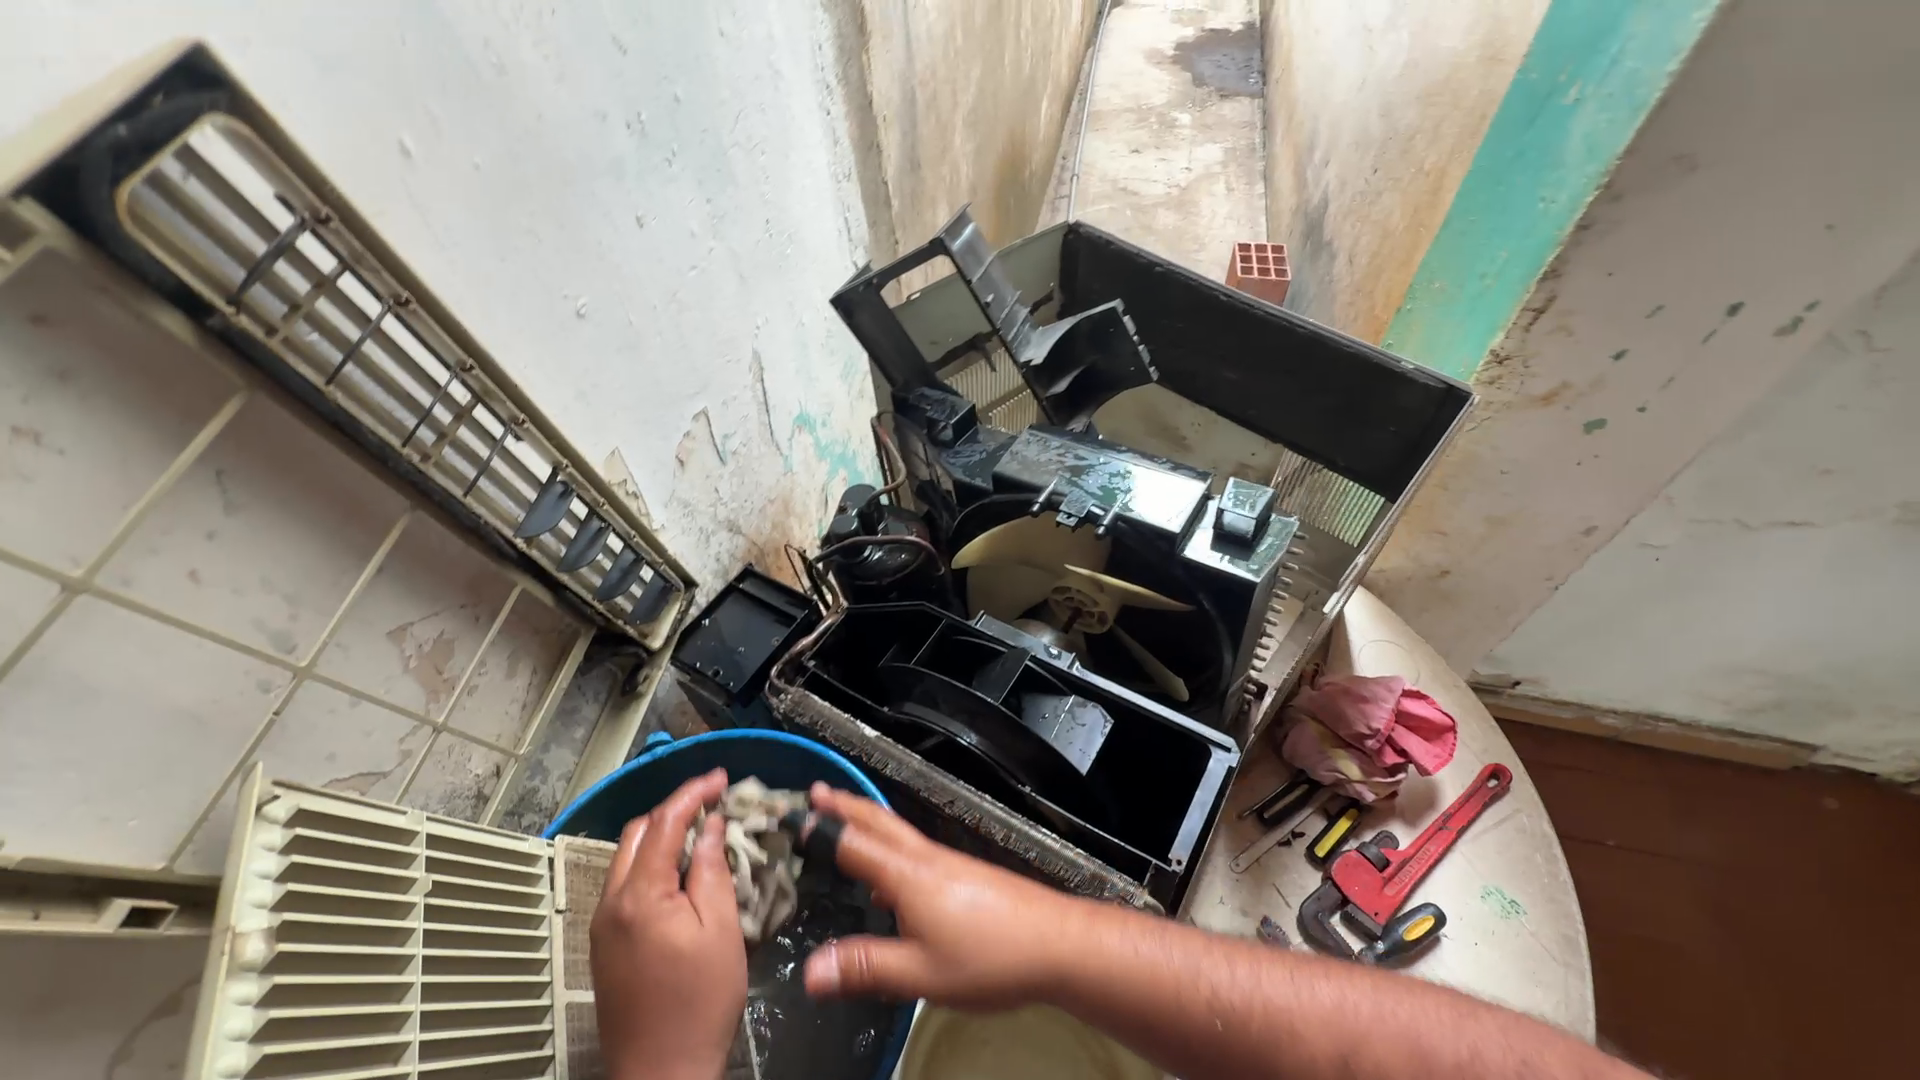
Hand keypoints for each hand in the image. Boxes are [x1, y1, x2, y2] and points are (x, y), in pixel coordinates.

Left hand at [590, 769, 744, 1079]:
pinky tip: (681, 872)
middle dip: (674, 810)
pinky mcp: (605, 943)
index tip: (722, 777)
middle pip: (637, 834)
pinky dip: (652, 863)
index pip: (664, 823)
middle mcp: (611, 902)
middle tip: (715, 803)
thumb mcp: (721, 930)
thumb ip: (712, 871)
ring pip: (627, 857)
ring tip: (703, 832)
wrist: (661, 1072)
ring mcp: (603, 924)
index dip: (693, 793)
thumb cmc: (700, 1002)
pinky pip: (626, 883)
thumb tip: (711, 827)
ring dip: (662, 836)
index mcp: (639, 896)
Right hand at [801, 783, 1081, 1008]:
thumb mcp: (921, 974)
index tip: (791, 814)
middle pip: (878, 822)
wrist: (1057, 944)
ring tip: (844, 821)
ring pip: (898, 833)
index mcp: (908, 876)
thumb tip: (809, 972)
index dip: (821, 828)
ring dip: (866, 822)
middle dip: (845, 805)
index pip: (853, 842)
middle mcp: (926, 859)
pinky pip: (914, 851)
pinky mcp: (964, 876)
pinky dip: (889, 846)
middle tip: (817, 790)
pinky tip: (890, 876)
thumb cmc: (991, 957)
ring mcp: (948, 864)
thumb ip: (865, 968)